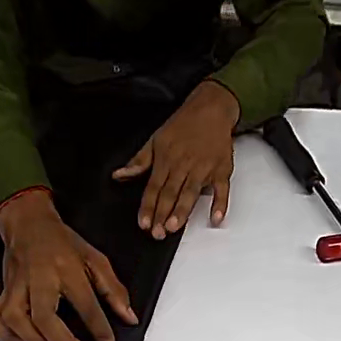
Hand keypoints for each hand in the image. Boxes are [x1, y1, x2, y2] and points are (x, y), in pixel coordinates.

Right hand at [0, 189, 137, 340]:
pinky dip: (7, 336)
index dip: (100, 334)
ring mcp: (17, 286)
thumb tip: (128, 317)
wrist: (28, 223)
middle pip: (45, 319)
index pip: (87, 307)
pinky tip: (24, 340)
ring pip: (16, 322)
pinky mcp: (2, 292)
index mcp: (67, 269)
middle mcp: (40, 279)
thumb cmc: (60, 241)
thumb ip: (114, 290)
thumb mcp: (95, 259)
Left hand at [114, 80, 240, 239]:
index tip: (144, 223)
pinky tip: (215, 218)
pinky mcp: (222, 169)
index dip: (148, 207)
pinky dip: (220, 203)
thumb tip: (119, 175)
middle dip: (163, 214)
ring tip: (175, 227)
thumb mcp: (155, 139)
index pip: (154, 188)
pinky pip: (222, 189)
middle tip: (158, 233)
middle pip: (171, 193)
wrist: (211, 107)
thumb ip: (138, 162)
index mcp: (166, 160)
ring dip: (183, 210)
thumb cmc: (183, 125)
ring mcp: (204, 168)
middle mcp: (184, 165)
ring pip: (191, 192)